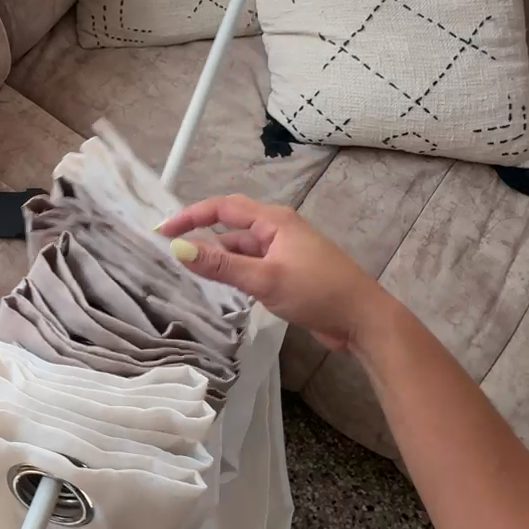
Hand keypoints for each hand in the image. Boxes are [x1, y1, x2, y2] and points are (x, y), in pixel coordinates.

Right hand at [158, 194, 392, 352]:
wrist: (364, 321)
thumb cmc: (318, 292)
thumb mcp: (264, 279)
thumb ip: (221, 265)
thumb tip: (178, 249)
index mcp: (273, 220)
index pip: (222, 207)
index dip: (190, 216)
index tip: (163, 232)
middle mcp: (277, 229)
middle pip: (230, 224)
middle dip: (200, 232)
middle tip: (172, 248)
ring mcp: (284, 250)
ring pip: (241, 247)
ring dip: (218, 255)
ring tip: (191, 270)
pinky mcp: (289, 271)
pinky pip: (251, 263)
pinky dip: (233, 270)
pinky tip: (223, 285)